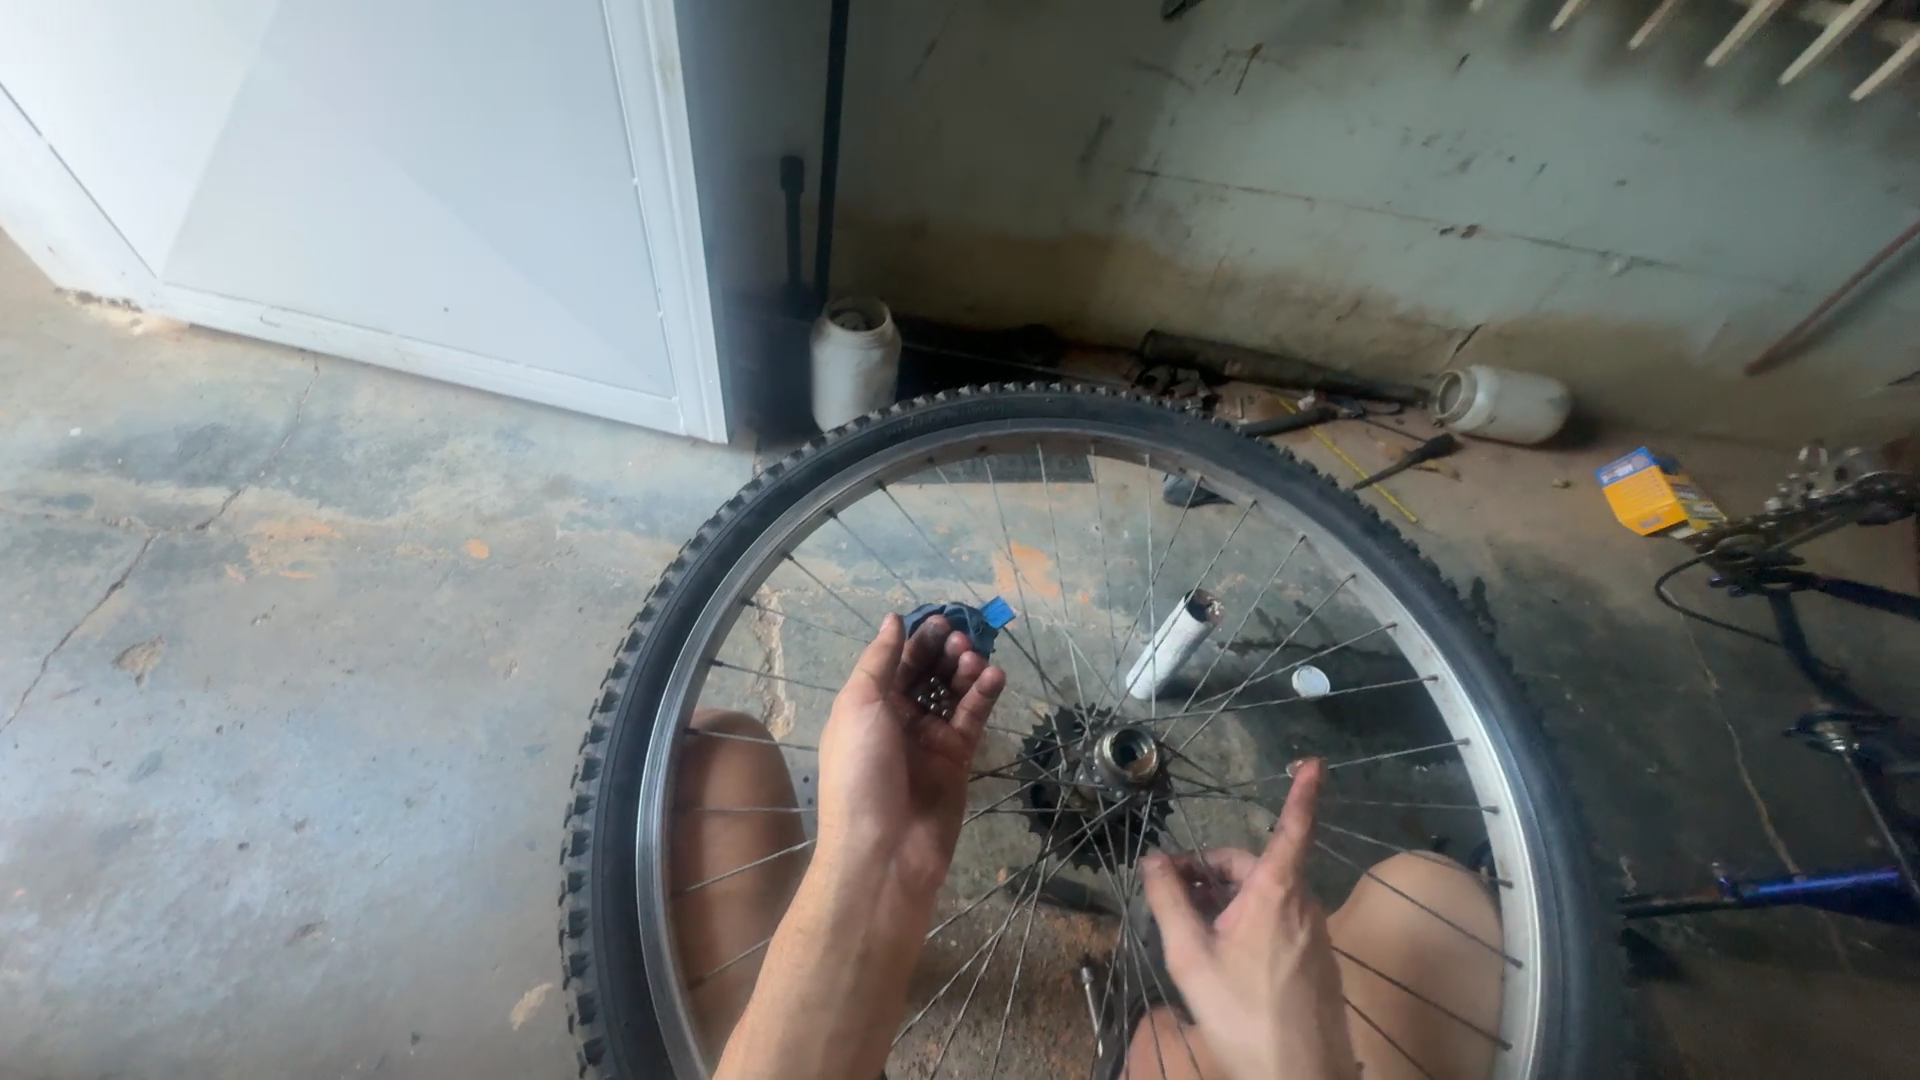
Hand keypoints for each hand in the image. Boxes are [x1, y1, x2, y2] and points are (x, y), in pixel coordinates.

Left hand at [814, 614, 1005, 899]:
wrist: (882, 851)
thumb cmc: (860, 772)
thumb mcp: (858, 706)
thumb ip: (880, 660)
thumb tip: (893, 620)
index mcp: (869, 704)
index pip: (897, 660)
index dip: (918, 638)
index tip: (942, 619)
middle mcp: (898, 717)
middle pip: (927, 672)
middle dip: (944, 651)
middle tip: (961, 640)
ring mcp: (929, 738)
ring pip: (952, 691)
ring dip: (965, 670)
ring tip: (975, 659)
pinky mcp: (958, 757)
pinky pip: (972, 717)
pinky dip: (984, 694)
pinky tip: (995, 676)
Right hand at [1140, 759, 1357, 1079]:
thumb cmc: (1242, 1014)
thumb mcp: (1190, 955)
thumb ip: (1168, 899)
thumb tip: (1153, 858)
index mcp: (1276, 893)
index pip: (1292, 829)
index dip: (1303, 793)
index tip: (1314, 762)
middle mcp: (1302, 904)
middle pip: (1252, 866)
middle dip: (1210, 872)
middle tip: (1171, 896)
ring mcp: (1314, 933)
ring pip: (1263, 895)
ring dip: (1225, 898)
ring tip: (1190, 929)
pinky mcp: (1317, 959)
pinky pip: (1277, 920)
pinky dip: (1245, 920)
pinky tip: (1221, 953)